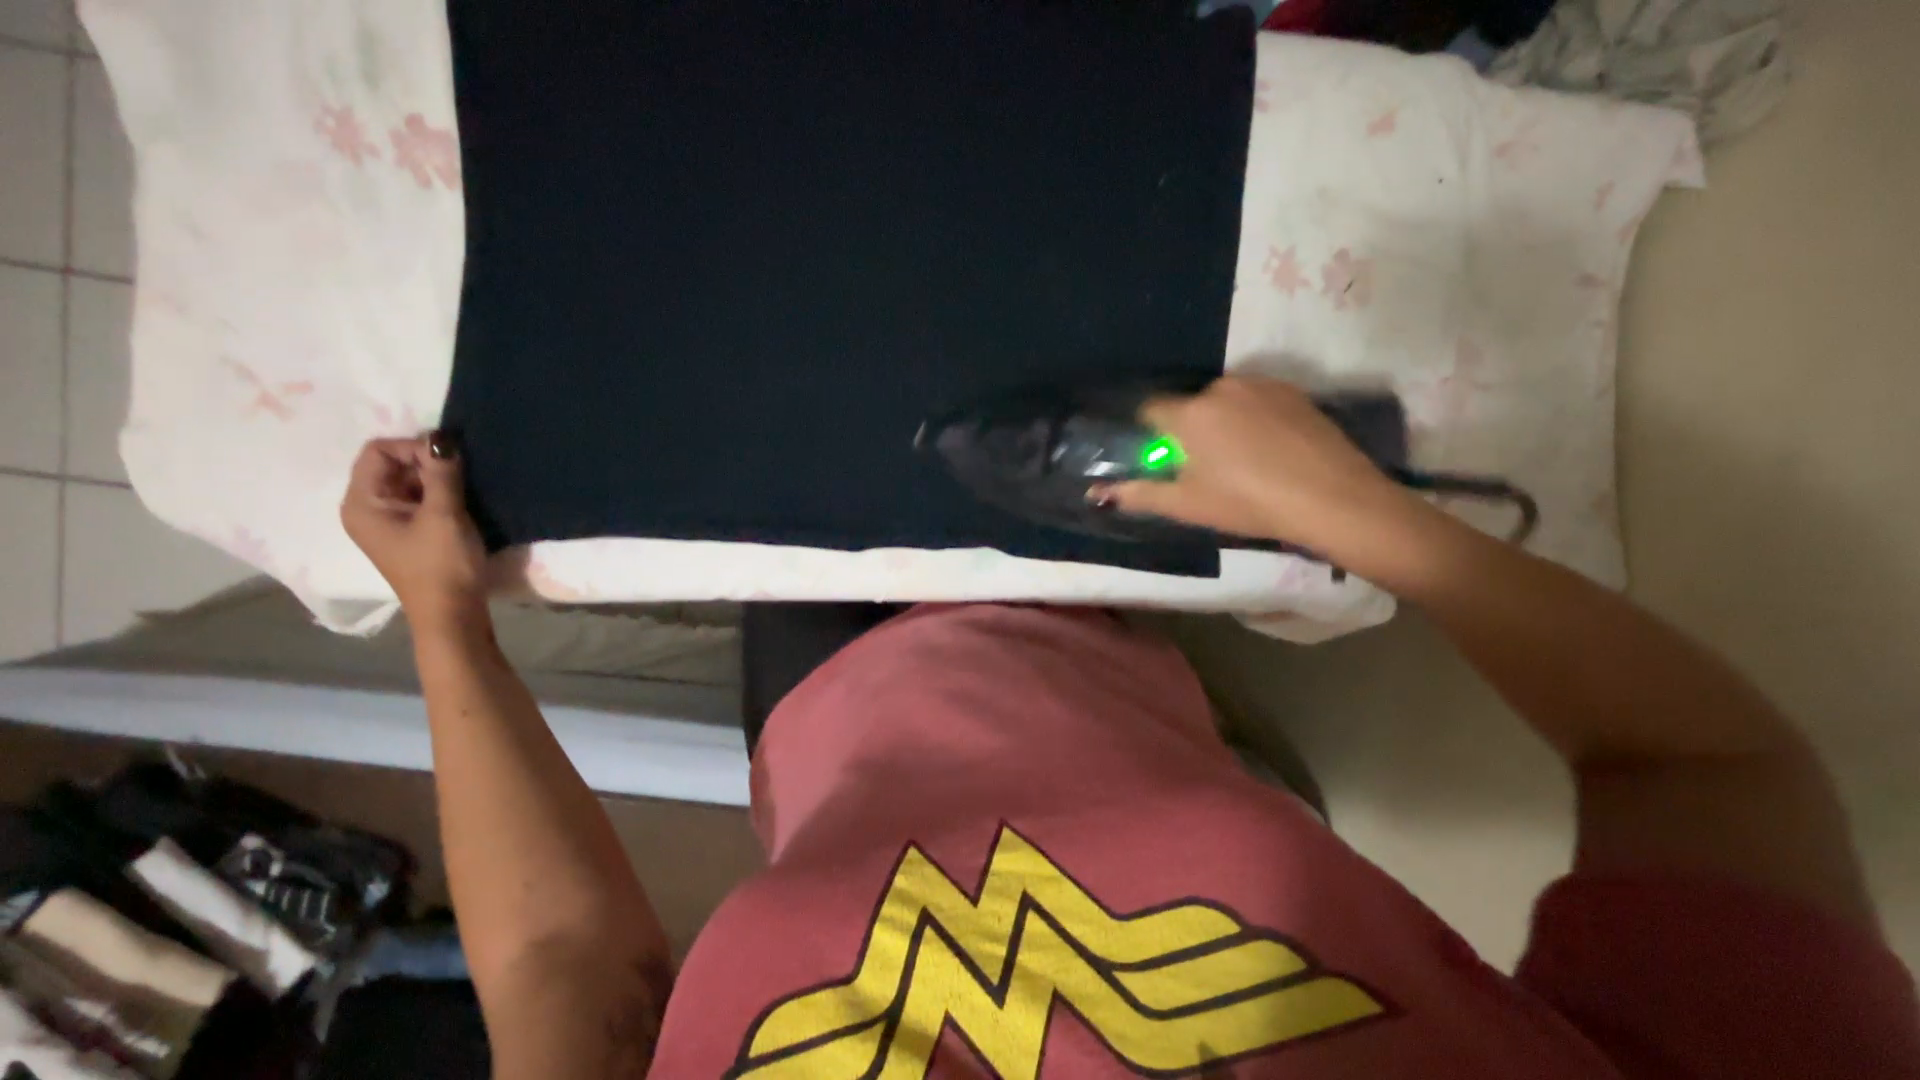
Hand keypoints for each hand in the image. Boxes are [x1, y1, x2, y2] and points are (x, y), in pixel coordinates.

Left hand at [341, 434, 487, 630]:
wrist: (453, 615)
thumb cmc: (442, 565)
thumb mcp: (444, 514)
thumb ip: (441, 472)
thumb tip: (443, 437)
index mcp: (361, 503)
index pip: (378, 451)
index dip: (413, 447)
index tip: (449, 462)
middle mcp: (367, 508)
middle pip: (392, 464)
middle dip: (427, 462)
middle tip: (462, 474)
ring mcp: (388, 522)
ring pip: (409, 481)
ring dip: (437, 478)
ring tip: (466, 487)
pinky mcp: (410, 532)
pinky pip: (420, 498)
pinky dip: (440, 493)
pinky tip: (462, 501)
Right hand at [1094, 375, 1430, 556]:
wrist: (1332, 497)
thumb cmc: (1250, 504)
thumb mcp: (1189, 506)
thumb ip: (1140, 494)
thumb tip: (1098, 492)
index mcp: (1189, 414)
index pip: (1150, 408)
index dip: (1149, 432)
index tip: (1160, 456)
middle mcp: (1220, 388)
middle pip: (1190, 404)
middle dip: (1189, 429)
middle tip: (1205, 467)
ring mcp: (1261, 385)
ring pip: (1225, 400)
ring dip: (1223, 422)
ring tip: (1242, 459)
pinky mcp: (1293, 391)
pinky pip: (1257, 399)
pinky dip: (1254, 418)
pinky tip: (1270, 449)